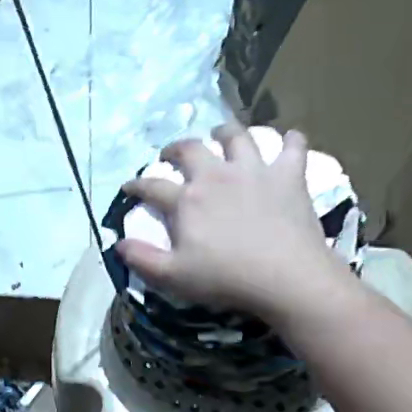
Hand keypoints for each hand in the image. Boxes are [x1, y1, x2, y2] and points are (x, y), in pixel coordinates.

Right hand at [117, 125, 352, 321]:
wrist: (286, 276)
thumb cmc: (224, 278)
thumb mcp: (171, 276)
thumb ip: (141, 258)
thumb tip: (119, 244)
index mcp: (185, 200)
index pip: (151, 186)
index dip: (135, 186)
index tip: (128, 188)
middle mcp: (216, 175)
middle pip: (190, 149)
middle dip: (175, 149)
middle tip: (171, 156)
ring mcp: (254, 171)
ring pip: (237, 137)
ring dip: (225, 133)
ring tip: (221, 136)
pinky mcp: (289, 176)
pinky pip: (292, 147)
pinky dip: (290, 140)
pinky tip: (289, 139)